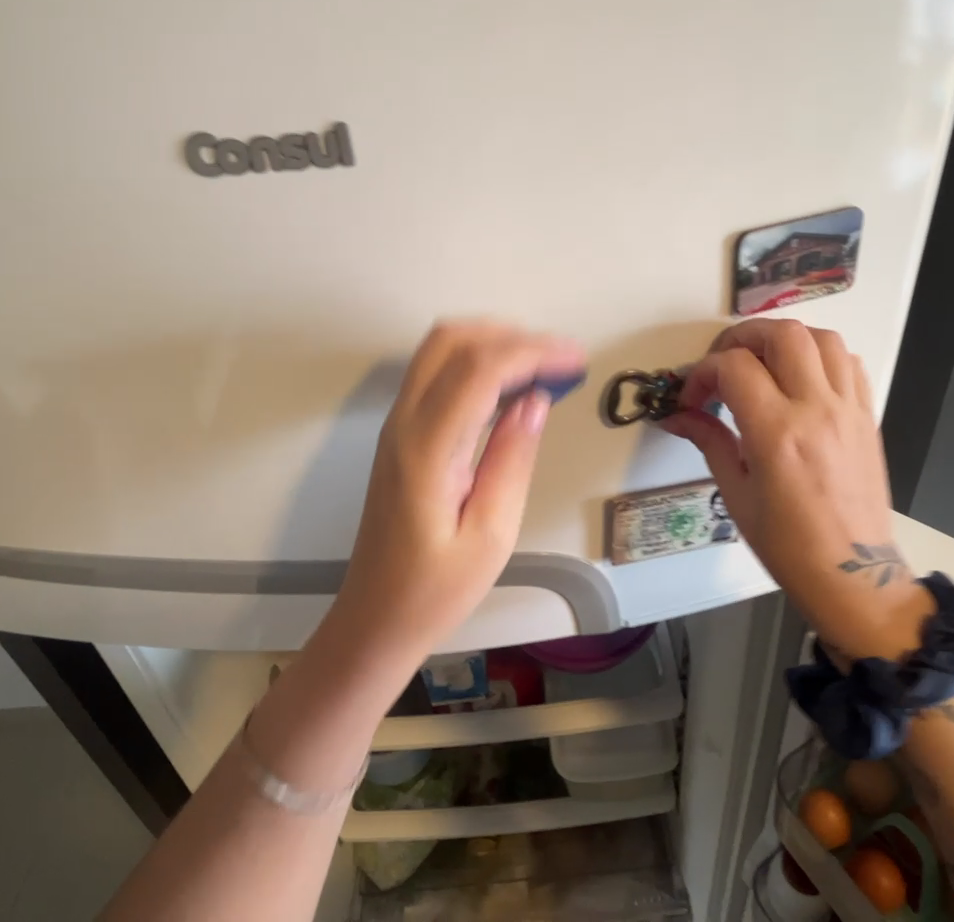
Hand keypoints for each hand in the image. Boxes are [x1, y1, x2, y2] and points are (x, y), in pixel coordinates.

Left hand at [334, 321, 585, 658]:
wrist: (375, 618)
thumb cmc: (436, 590)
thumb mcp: (492, 534)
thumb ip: (512, 459)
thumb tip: (535, 400)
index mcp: (427, 449)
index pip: (478, 369)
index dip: (532, 352)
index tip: (577, 359)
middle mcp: (403, 423)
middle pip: (450, 340)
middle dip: (510, 336)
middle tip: (560, 360)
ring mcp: (395, 426)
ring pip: (438, 350)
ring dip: (491, 344)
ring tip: (543, 369)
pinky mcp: (399, 435)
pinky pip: (435, 374)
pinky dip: (476, 365)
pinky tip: (510, 390)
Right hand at [660, 320, 912, 633]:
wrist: (850, 573)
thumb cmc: (787, 544)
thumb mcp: (735, 493)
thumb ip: (709, 441)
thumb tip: (678, 416)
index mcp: (777, 434)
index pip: (734, 368)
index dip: (703, 373)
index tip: (693, 397)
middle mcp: (816, 411)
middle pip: (782, 334)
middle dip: (742, 338)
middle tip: (723, 364)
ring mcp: (848, 410)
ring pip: (821, 338)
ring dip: (785, 340)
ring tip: (762, 364)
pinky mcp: (867, 416)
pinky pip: (848, 363)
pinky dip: (820, 356)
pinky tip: (799, 379)